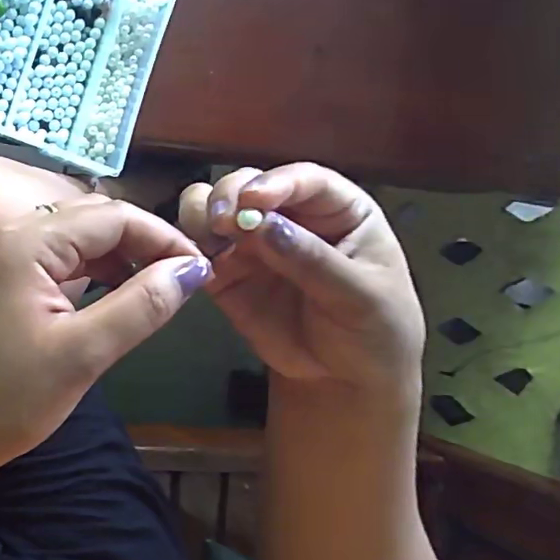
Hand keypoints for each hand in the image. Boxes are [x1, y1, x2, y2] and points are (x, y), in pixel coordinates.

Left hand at [0, 195, 208, 478]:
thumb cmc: (8, 399)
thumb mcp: (84, 353)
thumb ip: (142, 304)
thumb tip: (193, 268)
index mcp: (24, 243)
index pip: (112, 216)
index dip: (163, 237)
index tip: (203, 271)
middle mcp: (6, 234)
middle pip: (91, 217)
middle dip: (140, 241)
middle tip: (181, 280)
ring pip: (72, 234)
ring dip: (115, 253)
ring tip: (153, 288)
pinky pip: (51, 255)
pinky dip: (86, 267)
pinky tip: (109, 291)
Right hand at [179, 163, 423, 394]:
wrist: (341, 378)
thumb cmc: (372, 330)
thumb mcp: (358, 296)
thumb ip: (311, 260)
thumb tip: (262, 224)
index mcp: (337, 211)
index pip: (305, 181)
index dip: (277, 183)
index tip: (253, 200)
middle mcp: (289, 217)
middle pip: (248, 185)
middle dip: (229, 196)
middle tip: (221, 222)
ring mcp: (251, 244)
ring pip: (214, 209)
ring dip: (202, 215)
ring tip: (205, 239)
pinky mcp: (223, 273)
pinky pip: (197, 249)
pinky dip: (187, 247)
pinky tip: (190, 260)